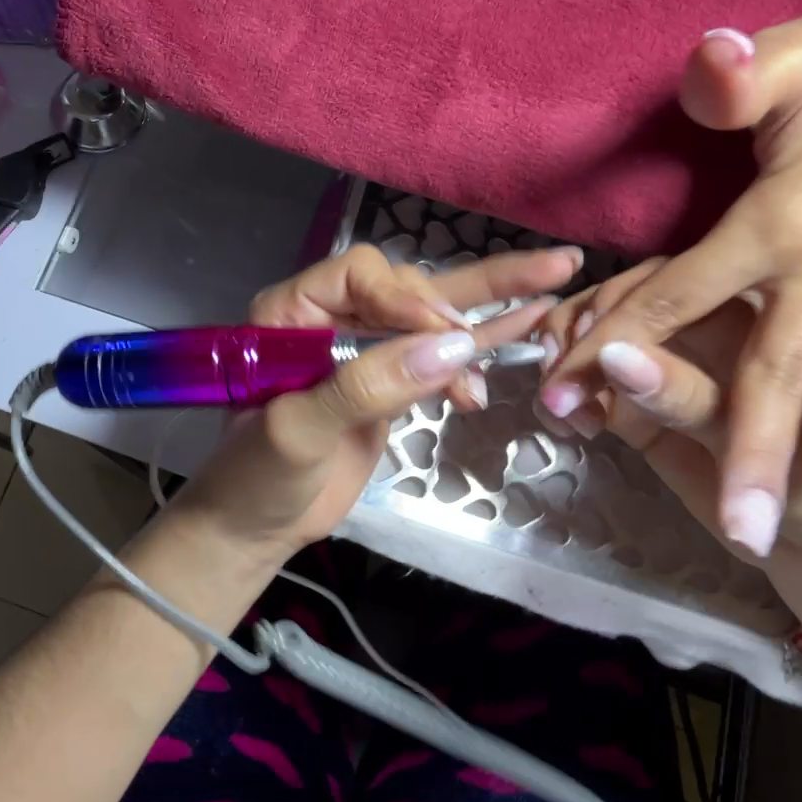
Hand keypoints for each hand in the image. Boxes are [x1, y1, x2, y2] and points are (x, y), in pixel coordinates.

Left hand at [170, 245, 581, 562]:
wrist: (255, 526)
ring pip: (428, 316)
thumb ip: (367, 386)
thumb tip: (453, 347)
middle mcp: (328, 318)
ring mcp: (361, 349)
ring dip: (482, 317)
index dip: (403, 296)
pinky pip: (435, 356)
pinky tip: (516, 347)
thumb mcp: (301, 431)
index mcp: (290, 312)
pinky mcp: (387, 382)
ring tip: (546, 308)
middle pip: (402, 286)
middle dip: (453, 303)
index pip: (357, 276)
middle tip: (508, 319)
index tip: (441, 335)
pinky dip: (474, 356)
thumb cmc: (257, 475)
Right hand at [549, 289, 801, 658]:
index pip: (667, 283)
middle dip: (577, 331)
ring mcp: (668, 361)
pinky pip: (592, 383)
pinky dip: (570, 395)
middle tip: (555, 378)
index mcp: (750, 309)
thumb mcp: (765, 438)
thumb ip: (687, 396)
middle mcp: (704, 324)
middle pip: (618, 302)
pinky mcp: (642, 401)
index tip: (579, 347)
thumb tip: (613, 354)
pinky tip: (562, 420)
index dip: (613, 308)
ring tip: (556, 402)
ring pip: (597, 336)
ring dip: (567, 361)